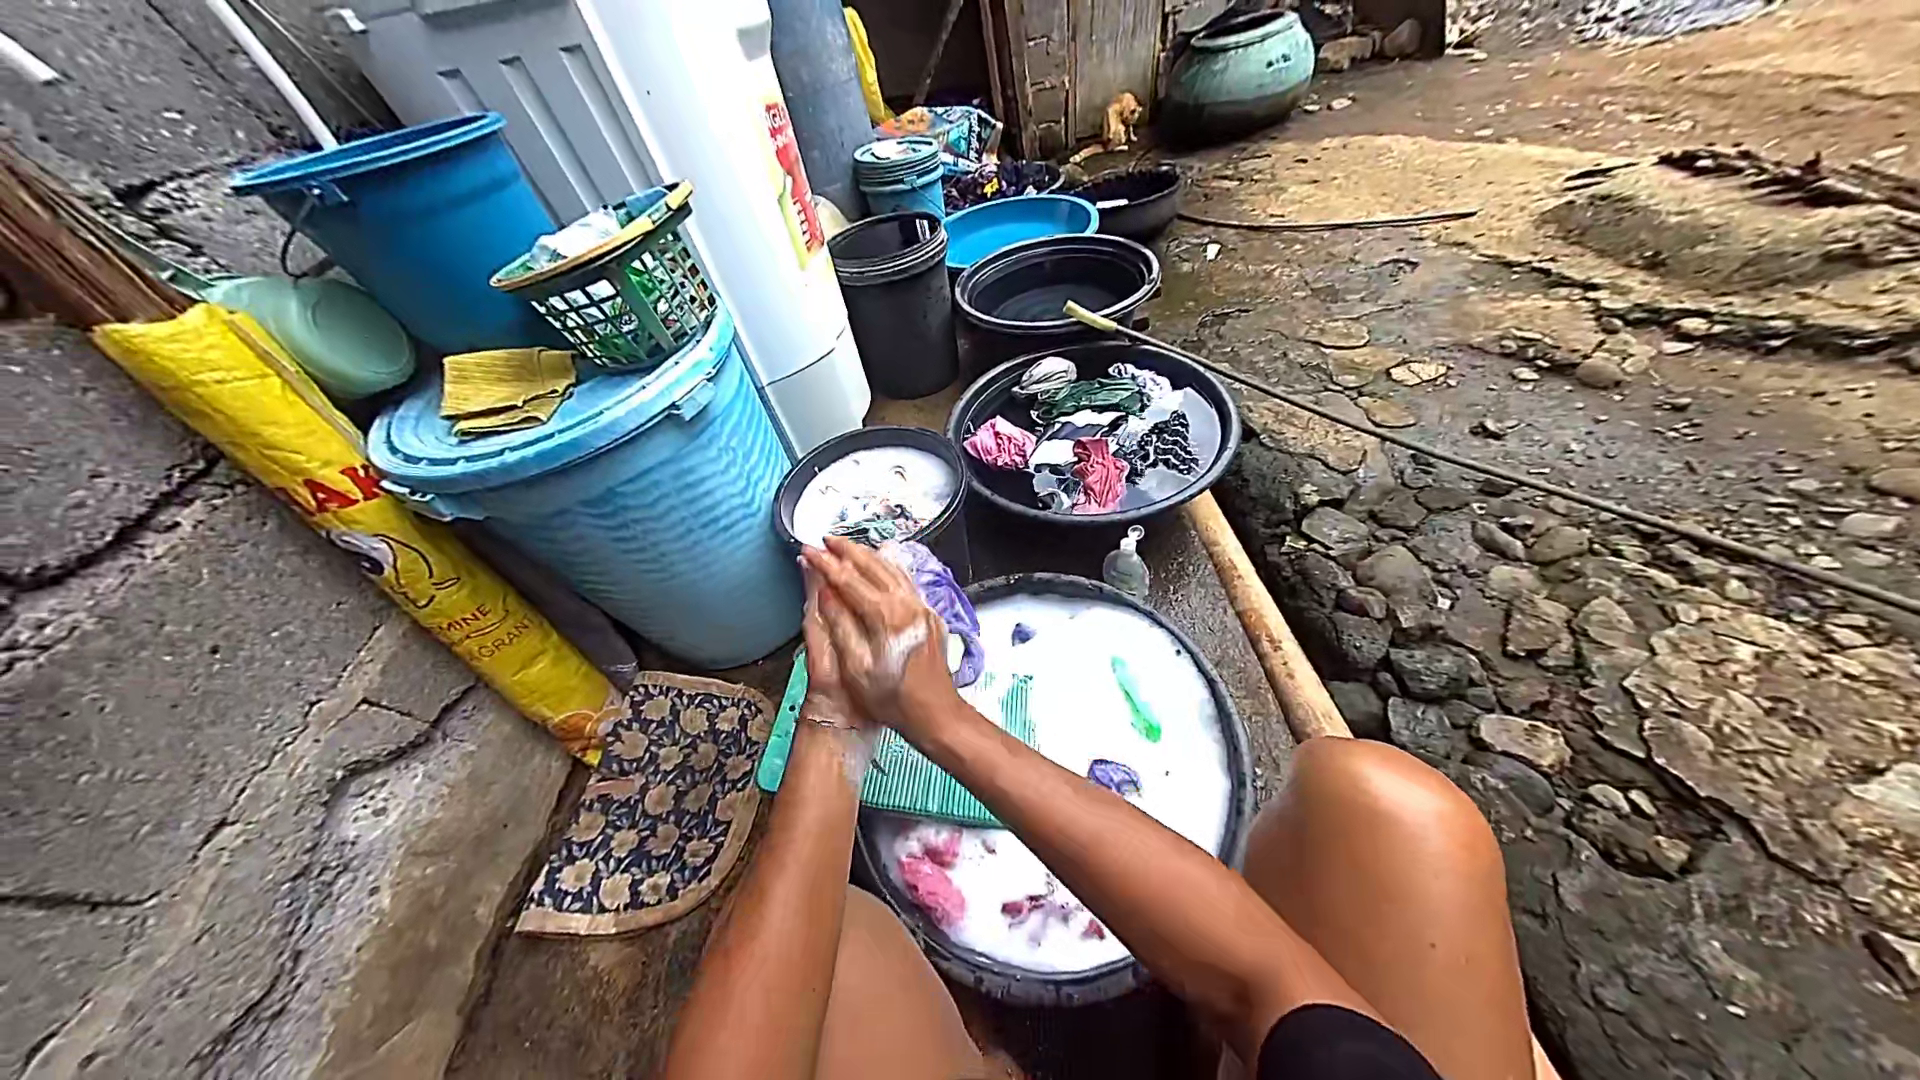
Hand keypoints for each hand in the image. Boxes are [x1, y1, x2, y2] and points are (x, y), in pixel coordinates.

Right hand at [799, 537, 955, 732]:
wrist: (935, 712)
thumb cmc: (892, 698)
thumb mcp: (855, 666)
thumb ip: (840, 624)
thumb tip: (824, 592)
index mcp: (885, 615)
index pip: (849, 579)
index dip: (825, 564)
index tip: (808, 550)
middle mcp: (906, 604)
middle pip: (873, 566)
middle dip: (847, 550)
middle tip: (825, 540)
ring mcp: (921, 607)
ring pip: (892, 569)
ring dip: (868, 554)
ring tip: (848, 546)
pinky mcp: (929, 614)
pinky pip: (906, 580)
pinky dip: (890, 566)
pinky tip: (884, 562)